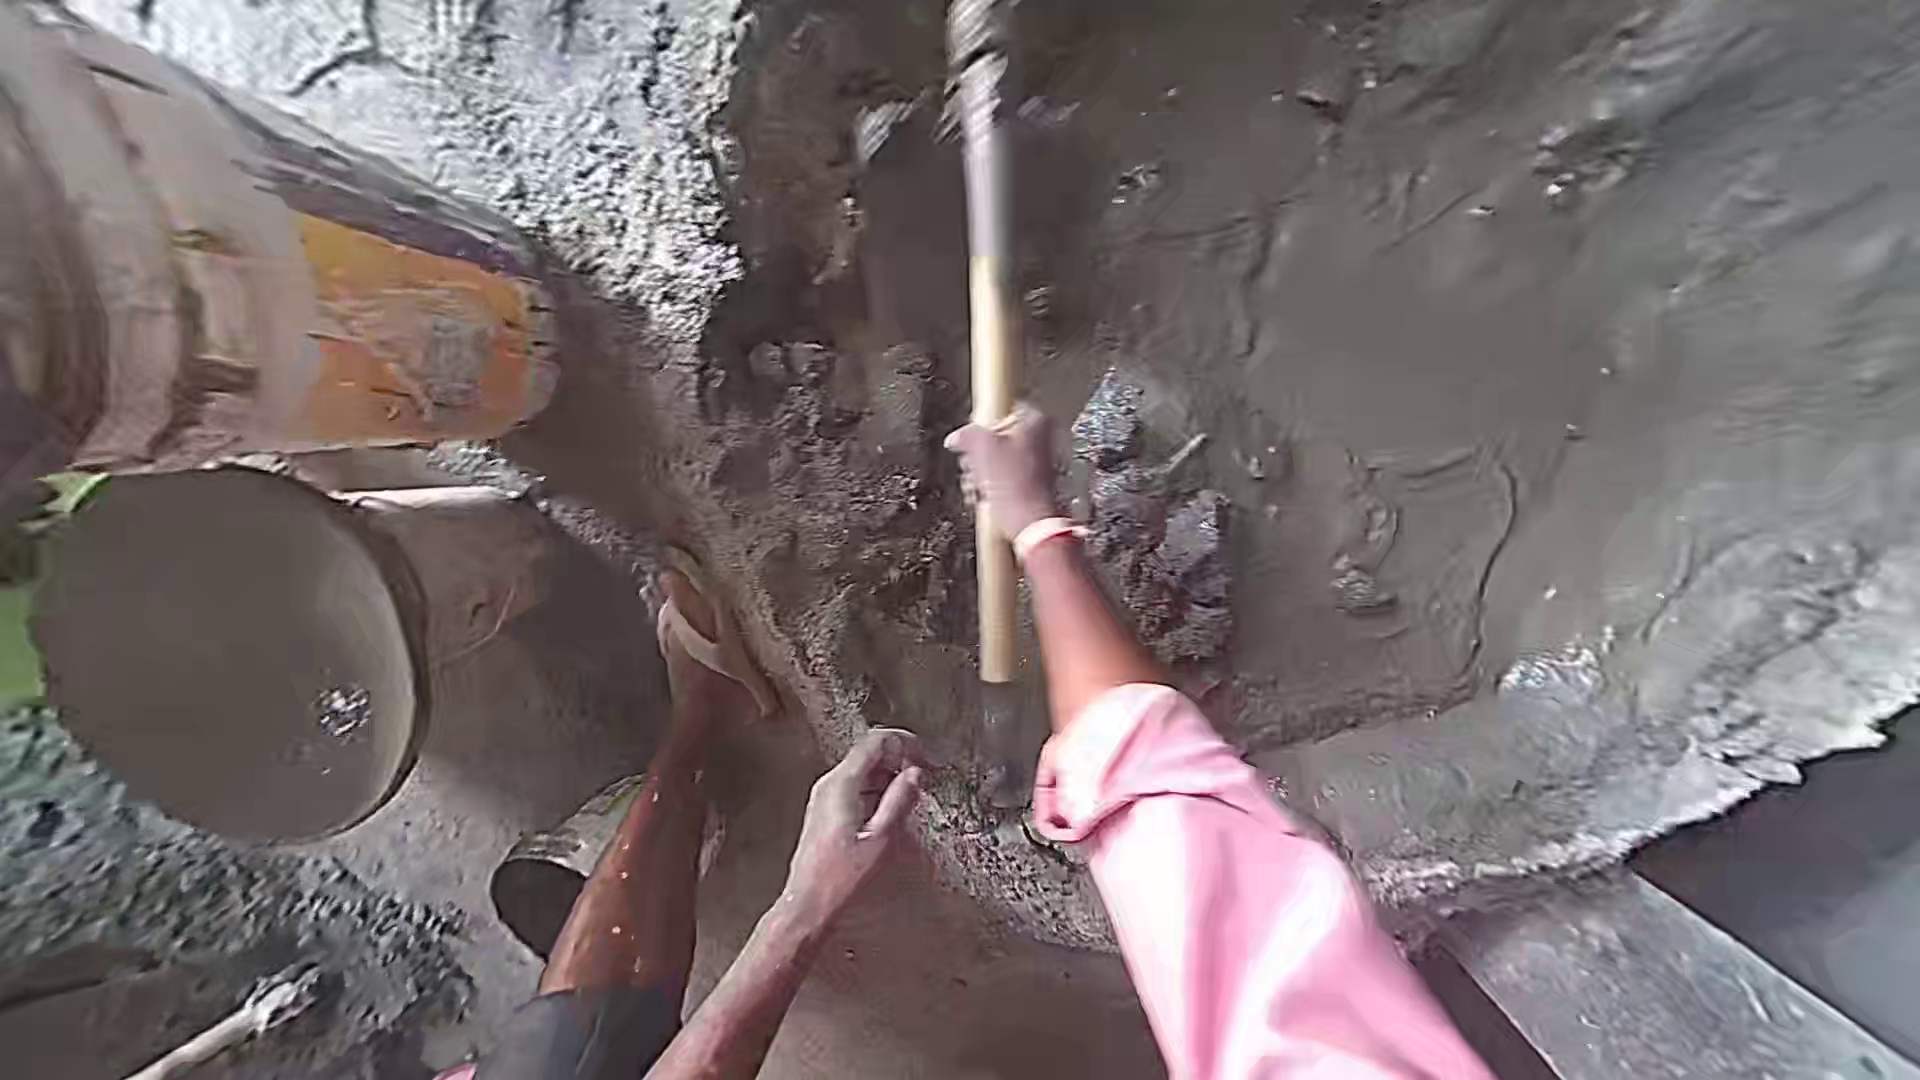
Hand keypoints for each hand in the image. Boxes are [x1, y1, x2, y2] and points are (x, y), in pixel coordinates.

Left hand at [782, 728, 925, 928]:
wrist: (807, 908)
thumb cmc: (840, 879)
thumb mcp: (881, 839)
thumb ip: (900, 800)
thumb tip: (915, 774)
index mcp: (842, 783)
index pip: (876, 741)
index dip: (904, 742)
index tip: (925, 754)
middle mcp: (830, 783)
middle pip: (870, 753)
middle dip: (900, 758)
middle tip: (925, 773)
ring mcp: (826, 796)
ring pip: (864, 769)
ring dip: (891, 774)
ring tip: (914, 792)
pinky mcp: (827, 810)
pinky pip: (857, 786)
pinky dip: (879, 789)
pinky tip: (893, 808)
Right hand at [944, 403, 1059, 540]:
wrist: (1030, 523)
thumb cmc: (1017, 487)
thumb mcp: (983, 449)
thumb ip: (966, 434)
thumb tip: (956, 437)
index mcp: (1035, 421)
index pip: (1000, 409)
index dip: (981, 425)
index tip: (971, 437)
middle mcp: (1039, 438)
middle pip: (994, 437)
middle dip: (978, 454)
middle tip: (975, 466)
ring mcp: (1035, 462)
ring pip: (995, 459)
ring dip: (980, 473)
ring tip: (980, 484)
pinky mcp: (1029, 482)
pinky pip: (1000, 477)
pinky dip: (989, 485)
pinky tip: (986, 494)